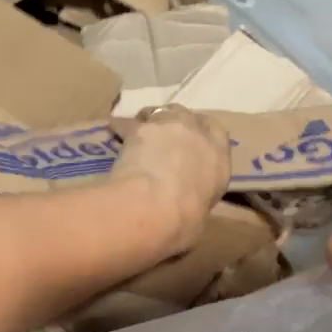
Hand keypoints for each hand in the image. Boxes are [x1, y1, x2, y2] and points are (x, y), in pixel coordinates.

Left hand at [110, 105, 229, 250]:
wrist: (155, 206)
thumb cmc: (185, 219)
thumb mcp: (203, 211)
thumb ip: (198, 193)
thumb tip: (186, 201)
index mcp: (219, 156)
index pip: (216, 130)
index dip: (201, 132)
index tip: (191, 140)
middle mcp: (196, 132)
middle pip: (185, 115)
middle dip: (175, 122)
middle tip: (162, 137)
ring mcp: (167, 124)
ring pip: (158, 111)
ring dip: (151, 120)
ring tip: (139, 133)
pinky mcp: (139, 127)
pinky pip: (127, 122)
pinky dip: (120, 127)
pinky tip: (112, 131)